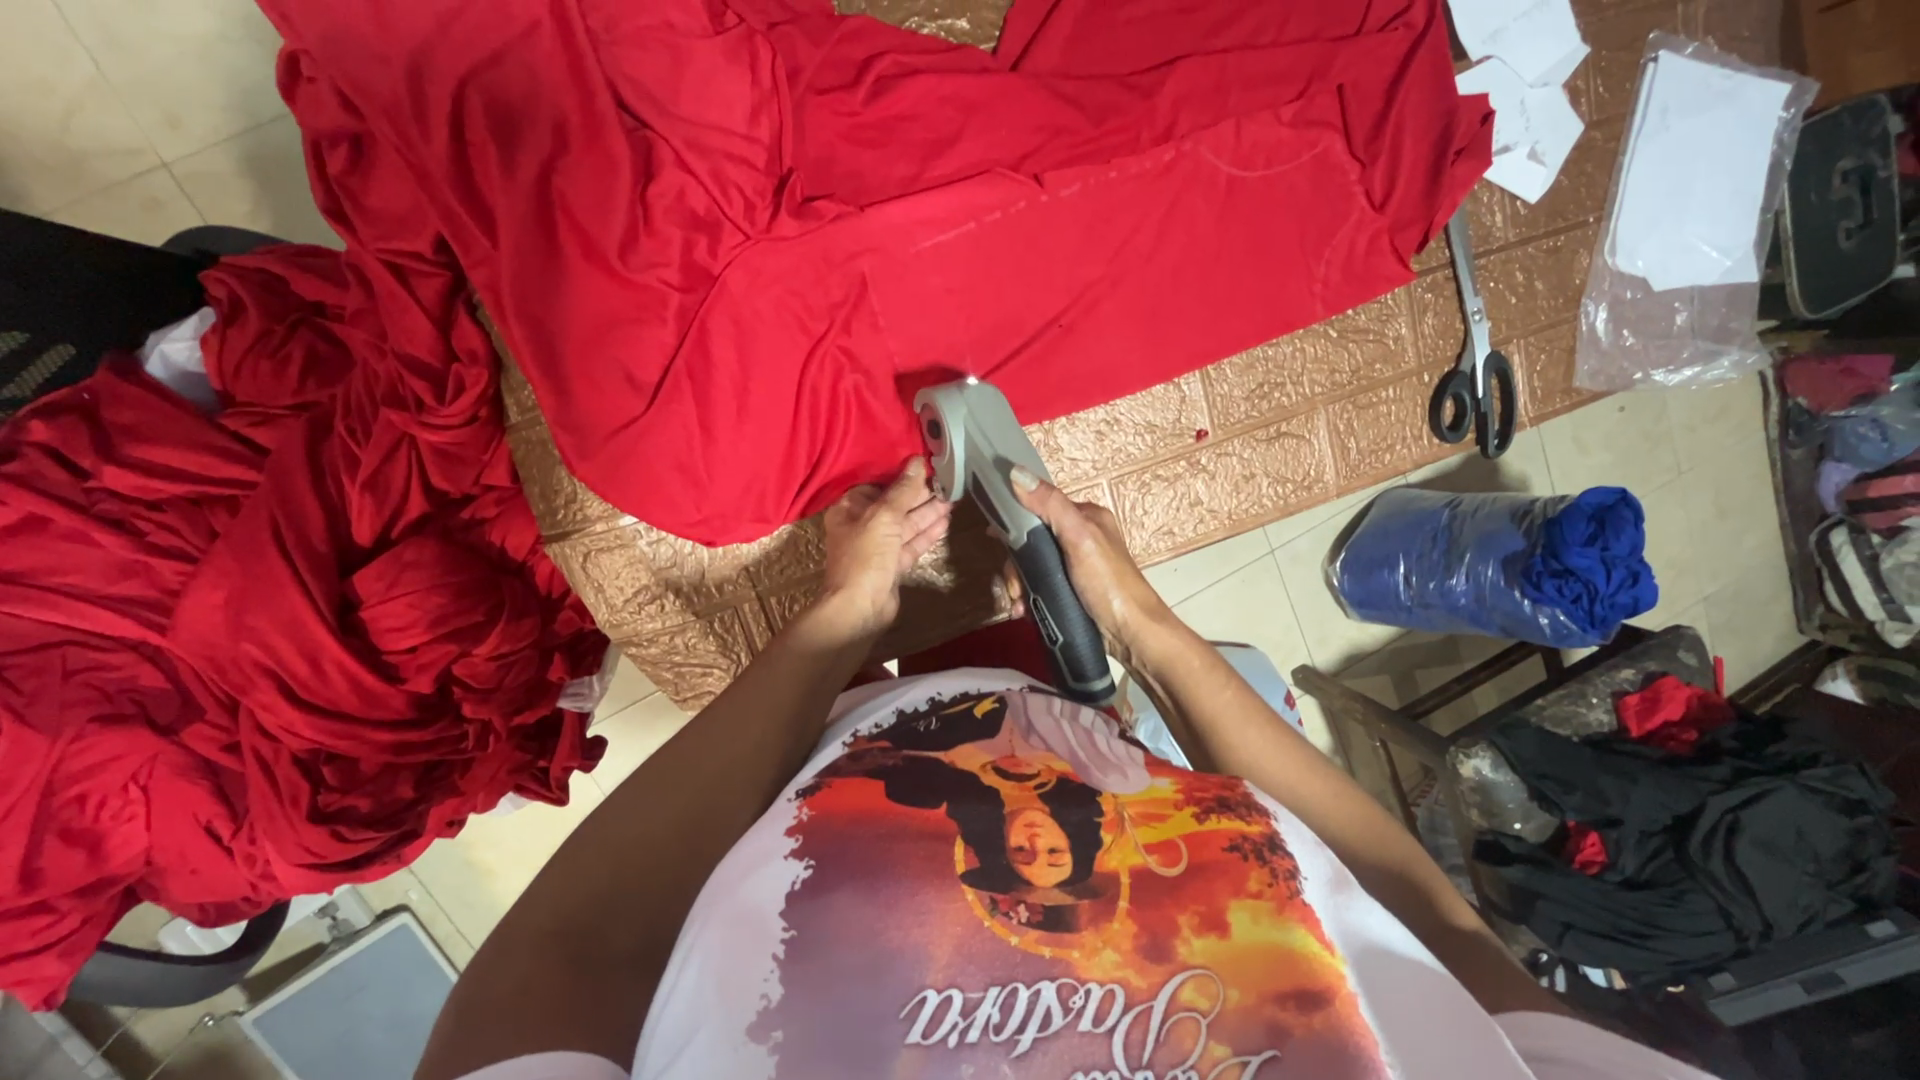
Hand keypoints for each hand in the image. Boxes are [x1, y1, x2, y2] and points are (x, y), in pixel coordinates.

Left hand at [815, 458, 951, 639]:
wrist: (860, 608)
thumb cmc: (865, 557)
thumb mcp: (883, 516)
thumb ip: (902, 490)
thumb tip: (917, 461)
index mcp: (850, 510)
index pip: (877, 486)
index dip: (901, 477)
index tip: (926, 468)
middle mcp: (862, 526)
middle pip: (894, 505)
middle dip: (919, 496)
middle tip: (946, 484)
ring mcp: (877, 547)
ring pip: (905, 525)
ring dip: (927, 513)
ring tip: (952, 500)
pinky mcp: (892, 565)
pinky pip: (911, 544)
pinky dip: (927, 534)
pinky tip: (945, 522)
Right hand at [998, 466, 1176, 664]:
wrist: (1131, 634)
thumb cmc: (1108, 583)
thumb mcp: (1079, 538)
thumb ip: (1050, 506)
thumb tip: (1016, 473)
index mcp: (1087, 517)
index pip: (1040, 506)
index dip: (1015, 520)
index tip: (994, 537)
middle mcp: (1081, 537)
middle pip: (1032, 540)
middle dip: (1016, 564)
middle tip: (1014, 586)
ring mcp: (1076, 566)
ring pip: (1033, 565)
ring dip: (1019, 584)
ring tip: (1018, 604)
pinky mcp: (1071, 590)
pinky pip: (1039, 585)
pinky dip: (1028, 597)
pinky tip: (1024, 611)